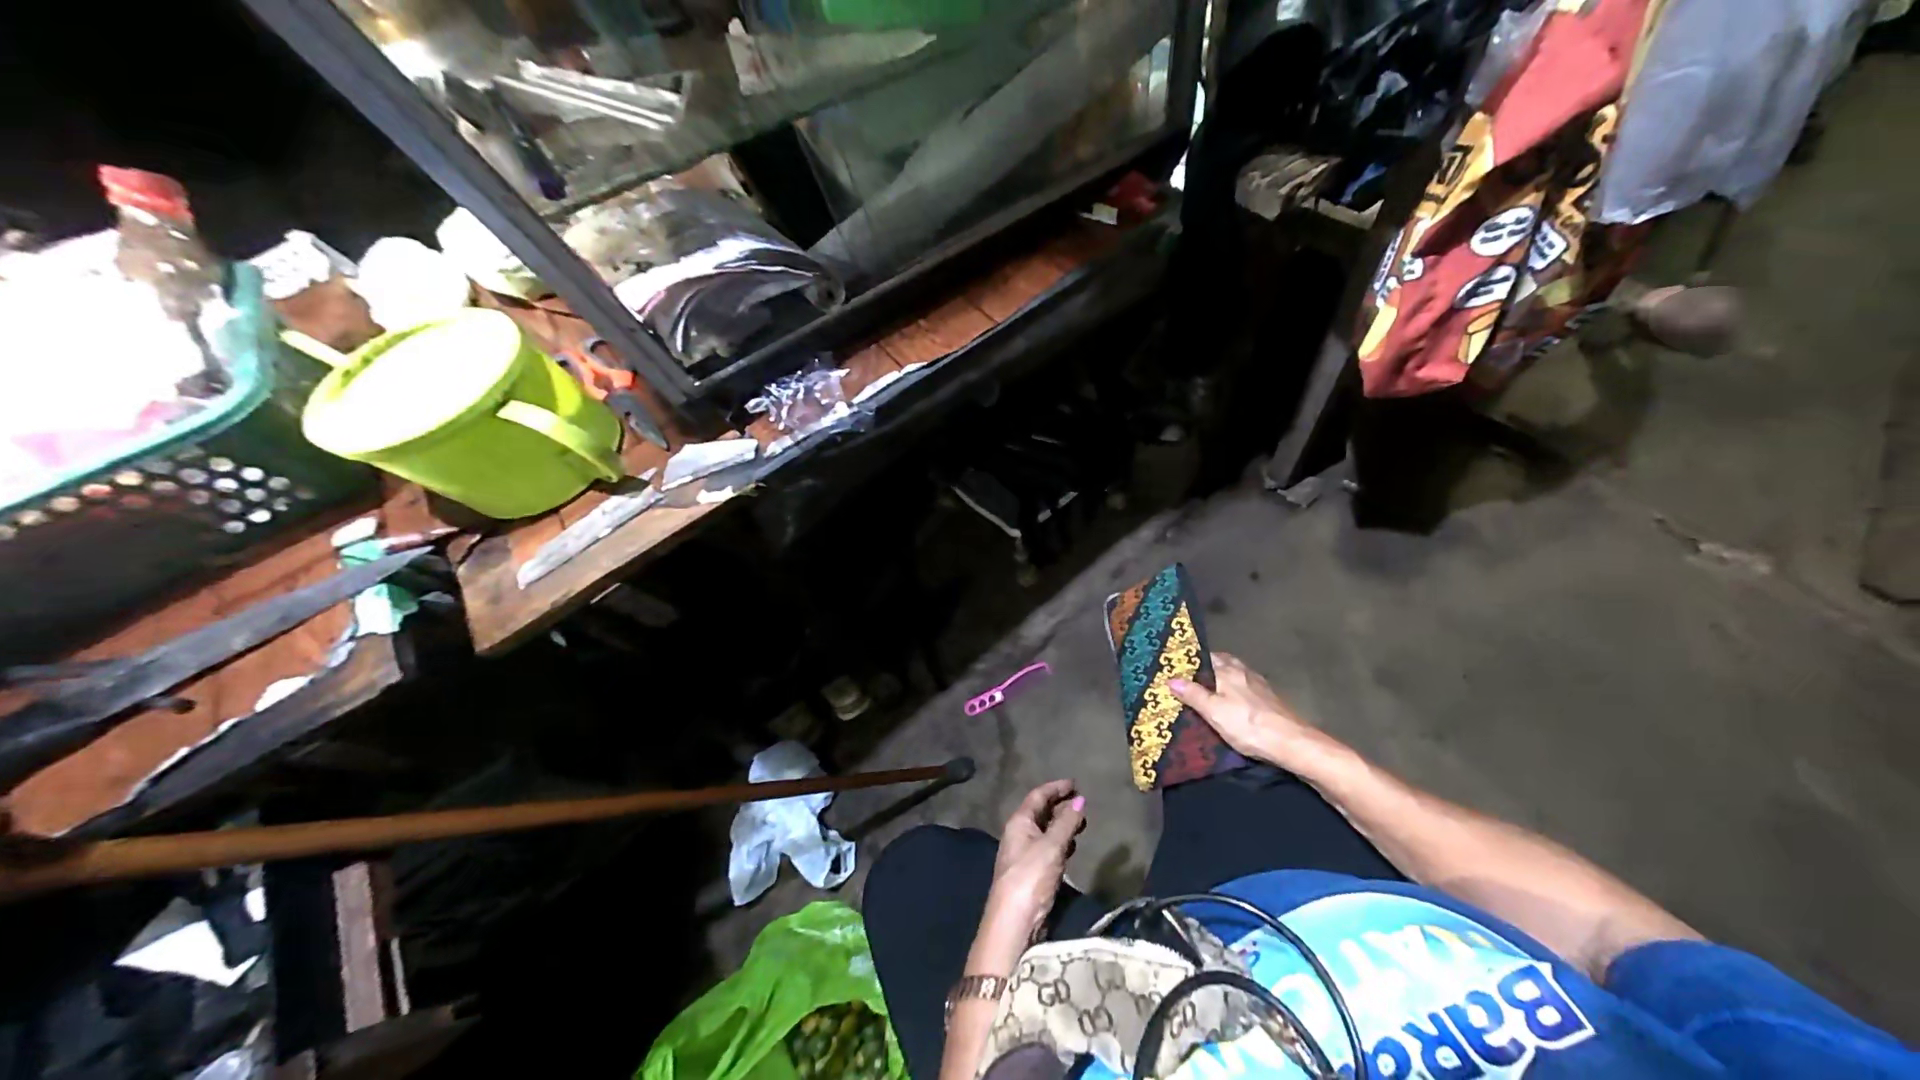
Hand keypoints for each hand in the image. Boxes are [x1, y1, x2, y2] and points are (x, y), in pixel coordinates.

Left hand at [974, 780, 1085, 970]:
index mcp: (1019, 822)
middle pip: (1041, 812)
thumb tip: (1080, 800)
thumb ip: (1066, 823)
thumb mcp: (1051, 846)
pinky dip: (1061, 843)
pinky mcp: (1033, 873)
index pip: (1038, 796)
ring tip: (1081, 822)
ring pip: (1046, 831)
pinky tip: (1072, 846)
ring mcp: (1025, 854)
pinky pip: (1049, 849)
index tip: (1075, 784)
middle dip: (1060, 806)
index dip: (1056, 788)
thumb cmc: (1030, 876)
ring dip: (1062, 824)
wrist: (1014, 920)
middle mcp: (1019, 834)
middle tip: (1082, 802)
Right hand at [1170, 653, 1350, 777]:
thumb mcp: (1213, 711)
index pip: (1207, 656)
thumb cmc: (1247, 724)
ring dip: (1223, 678)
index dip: (1192, 660)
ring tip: (1208, 690)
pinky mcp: (1269, 700)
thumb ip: (1193, 694)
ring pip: (1236, 675)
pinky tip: (1232, 703)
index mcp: (1228, 670)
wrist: (1290, 742)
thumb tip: (1171, 679)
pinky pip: (1245, 688)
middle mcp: (1244, 672)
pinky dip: (1235, 690)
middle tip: (1191, 678)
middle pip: (1223, 663)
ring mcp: (1259, 685)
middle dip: (1208, 667)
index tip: (1177, 666)